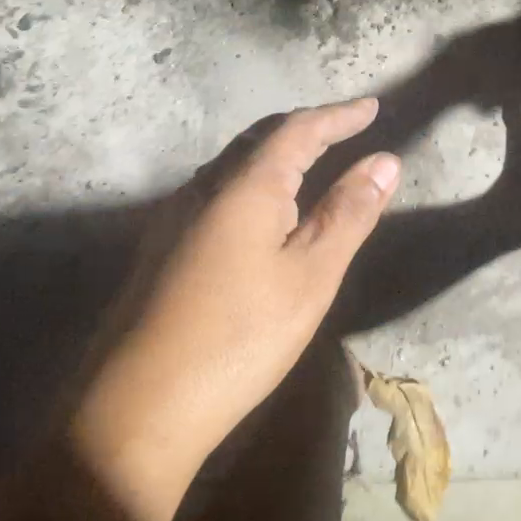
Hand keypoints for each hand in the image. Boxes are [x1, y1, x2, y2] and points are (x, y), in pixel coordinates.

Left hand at [69, 98, 400, 520]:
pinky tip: (259, 212)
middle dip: (306, 128)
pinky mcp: (160, 253)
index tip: (373, 108)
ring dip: (276, 153)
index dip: (339, 116)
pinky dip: (253, 183)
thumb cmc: (239, 337)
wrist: (135, 412)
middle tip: (344, 127)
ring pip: (233, 166)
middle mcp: (203, 189)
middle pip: (260, 139)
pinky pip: (217, 193)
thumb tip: (384, 160)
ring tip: (310, 161)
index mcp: (244, 186)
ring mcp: (173, 221)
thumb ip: (349, 213)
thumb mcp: (311, 275)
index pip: (299, 130)